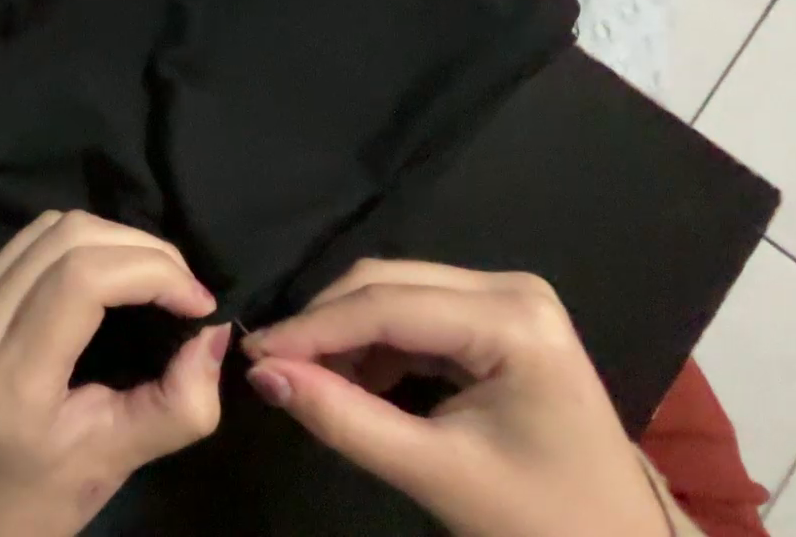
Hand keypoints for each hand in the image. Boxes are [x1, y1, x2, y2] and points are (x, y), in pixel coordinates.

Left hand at [0, 211, 229, 536]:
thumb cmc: (37, 497)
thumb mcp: (116, 463)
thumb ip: (178, 405)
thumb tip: (213, 334)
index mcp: (12, 377)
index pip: (82, 279)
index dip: (152, 271)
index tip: (198, 302)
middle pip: (68, 237)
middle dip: (142, 248)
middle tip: (183, 287)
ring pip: (49, 227)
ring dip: (113, 238)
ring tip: (152, 275)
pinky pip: (30, 242)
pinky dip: (81, 244)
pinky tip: (107, 274)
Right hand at [241, 260, 670, 536]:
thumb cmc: (544, 522)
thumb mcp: (436, 475)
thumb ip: (344, 420)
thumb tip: (262, 374)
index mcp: (511, 320)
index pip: (385, 307)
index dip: (311, 329)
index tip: (252, 353)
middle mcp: (509, 285)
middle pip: (385, 282)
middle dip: (325, 325)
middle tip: (275, 367)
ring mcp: (506, 295)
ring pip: (393, 290)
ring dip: (346, 332)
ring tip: (312, 379)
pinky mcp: (497, 313)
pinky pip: (415, 310)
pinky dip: (375, 342)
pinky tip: (354, 378)